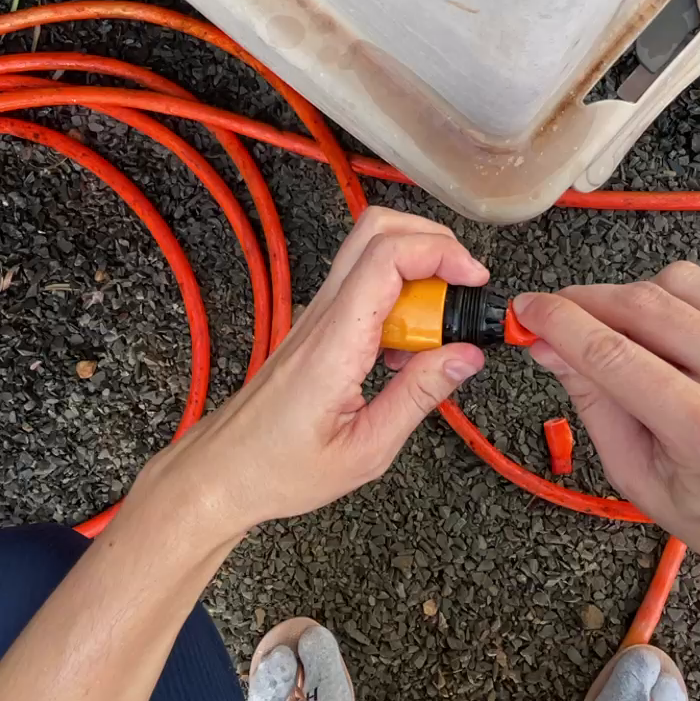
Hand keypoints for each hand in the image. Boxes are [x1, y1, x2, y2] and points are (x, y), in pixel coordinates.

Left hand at [131, 207, 487, 545]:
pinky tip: (409, 346)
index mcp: (334, 343)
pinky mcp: (319, 325)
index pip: (385, 256)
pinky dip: (400, 295)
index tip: (473, 280)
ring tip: (438, 326)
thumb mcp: (366, 450)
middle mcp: (323, 315)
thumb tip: (466, 355)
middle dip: (433, 243)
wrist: (226, 470)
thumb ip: (420, 396)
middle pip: (376, 229)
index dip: (439, 252)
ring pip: (371, 251)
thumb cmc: (283, 467)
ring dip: (418, 268)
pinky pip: (364, 285)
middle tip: (462, 288)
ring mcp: (318, 315)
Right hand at [510, 263, 699, 611]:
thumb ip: (591, 402)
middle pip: (645, 304)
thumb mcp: (638, 478)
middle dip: (587, 300)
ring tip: (624, 333)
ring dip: (635, 299)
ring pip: (682, 282)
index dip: (558, 322)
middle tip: (558, 312)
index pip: (611, 353)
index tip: (526, 309)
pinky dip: (686, 310)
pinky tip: (684, 348)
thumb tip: (547, 345)